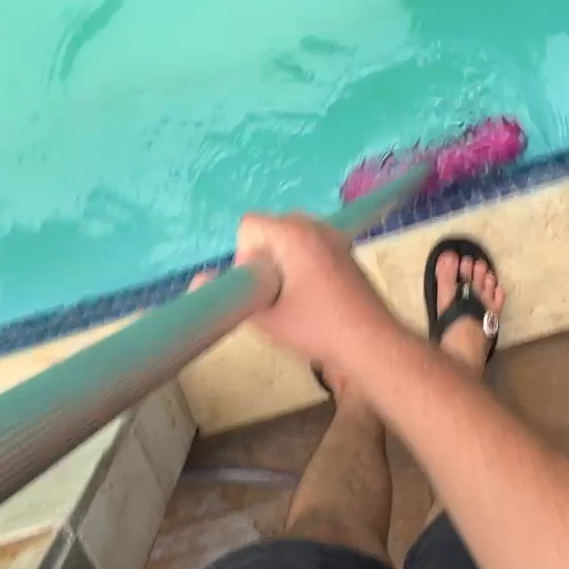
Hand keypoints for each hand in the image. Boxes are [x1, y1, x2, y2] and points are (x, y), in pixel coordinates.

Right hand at [211, 212, 401, 370]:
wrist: (372, 343)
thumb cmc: (317, 329)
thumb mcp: (266, 318)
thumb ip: (230, 296)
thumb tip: (196, 280)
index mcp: (293, 233)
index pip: (248, 226)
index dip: (245, 258)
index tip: (260, 288)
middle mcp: (315, 226)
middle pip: (270, 231)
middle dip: (264, 260)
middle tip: (275, 296)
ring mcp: (335, 237)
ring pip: (291, 241)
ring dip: (284, 264)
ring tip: (295, 300)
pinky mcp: (347, 253)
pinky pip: (311, 249)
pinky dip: (304, 267)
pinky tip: (315, 299)